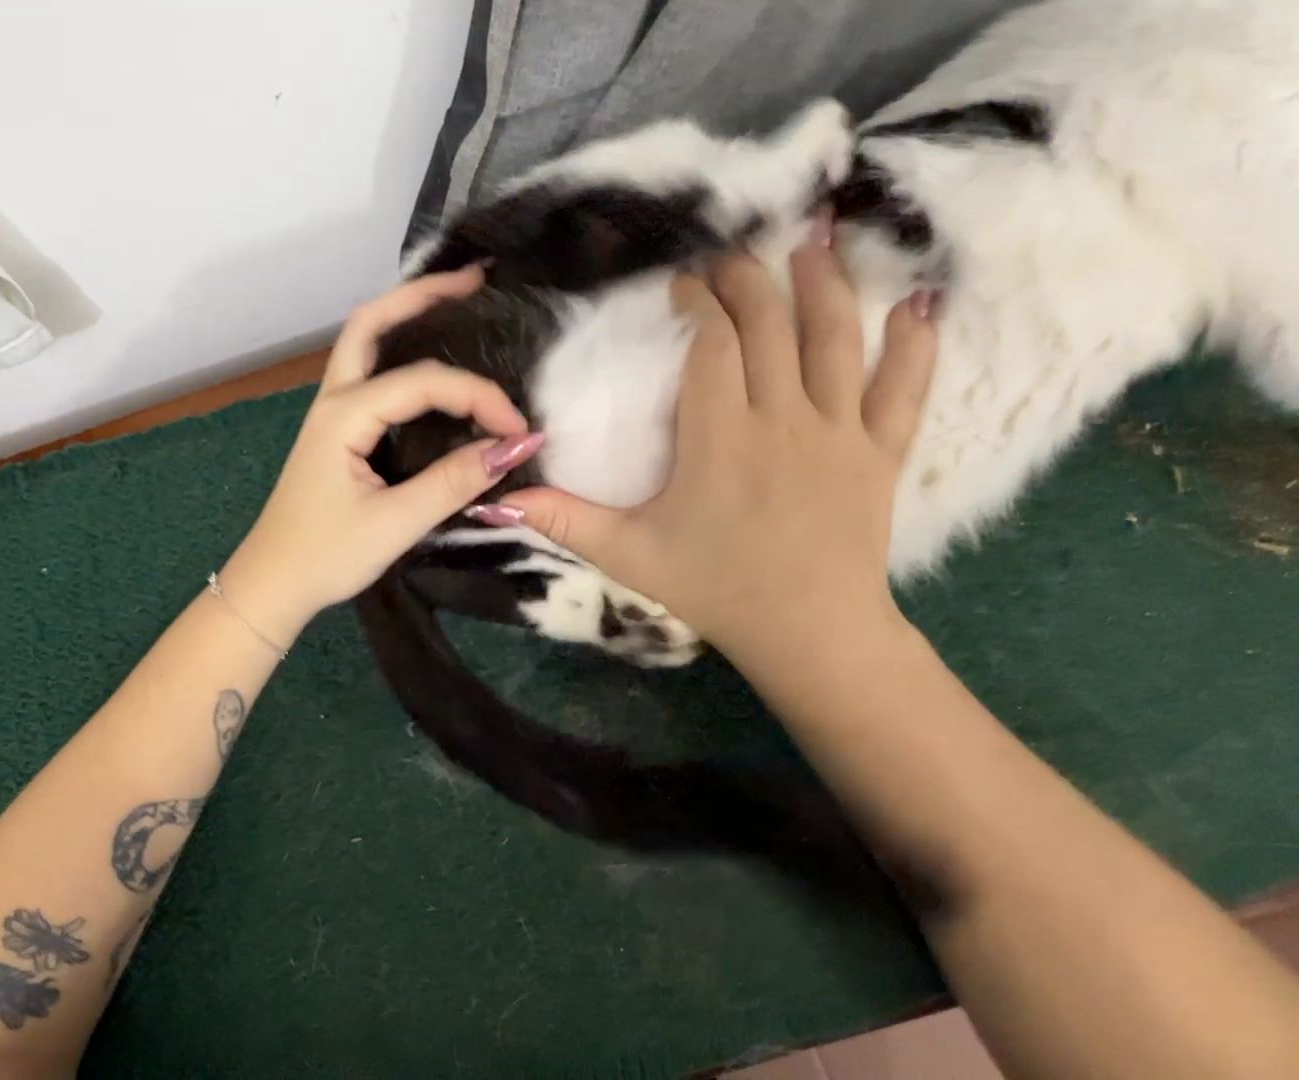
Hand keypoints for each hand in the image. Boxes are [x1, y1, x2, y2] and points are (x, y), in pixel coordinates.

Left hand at [219, 267, 542, 643]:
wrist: (272, 583)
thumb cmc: (326, 556)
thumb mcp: (395, 523)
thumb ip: (455, 481)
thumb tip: (517, 446)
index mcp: (344, 415)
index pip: (424, 382)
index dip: (478, 397)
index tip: (519, 431)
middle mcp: (333, 399)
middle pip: (372, 322)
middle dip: (423, 295)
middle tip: (477, 282)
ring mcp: (330, 411)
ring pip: (365, 341)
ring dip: (407, 314)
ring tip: (458, 302)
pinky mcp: (336, 429)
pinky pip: (369, 371)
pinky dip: (401, 350)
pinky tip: (431, 359)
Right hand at [498, 236, 937, 661]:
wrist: (808, 631)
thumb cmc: (712, 588)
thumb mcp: (626, 554)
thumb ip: (562, 520)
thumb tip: (495, 499)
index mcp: (719, 437)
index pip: (713, 345)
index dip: (700, 303)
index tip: (684, 283)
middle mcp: (782, 419)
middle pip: (770, 325)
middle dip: (749, 280)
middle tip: (730, 255)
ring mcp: (840, 432)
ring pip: (838, 339)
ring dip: (825, 285)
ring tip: (814, 242)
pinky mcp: (882, 452)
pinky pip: (906, 388)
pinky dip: (917, 344)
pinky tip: (922, 302)